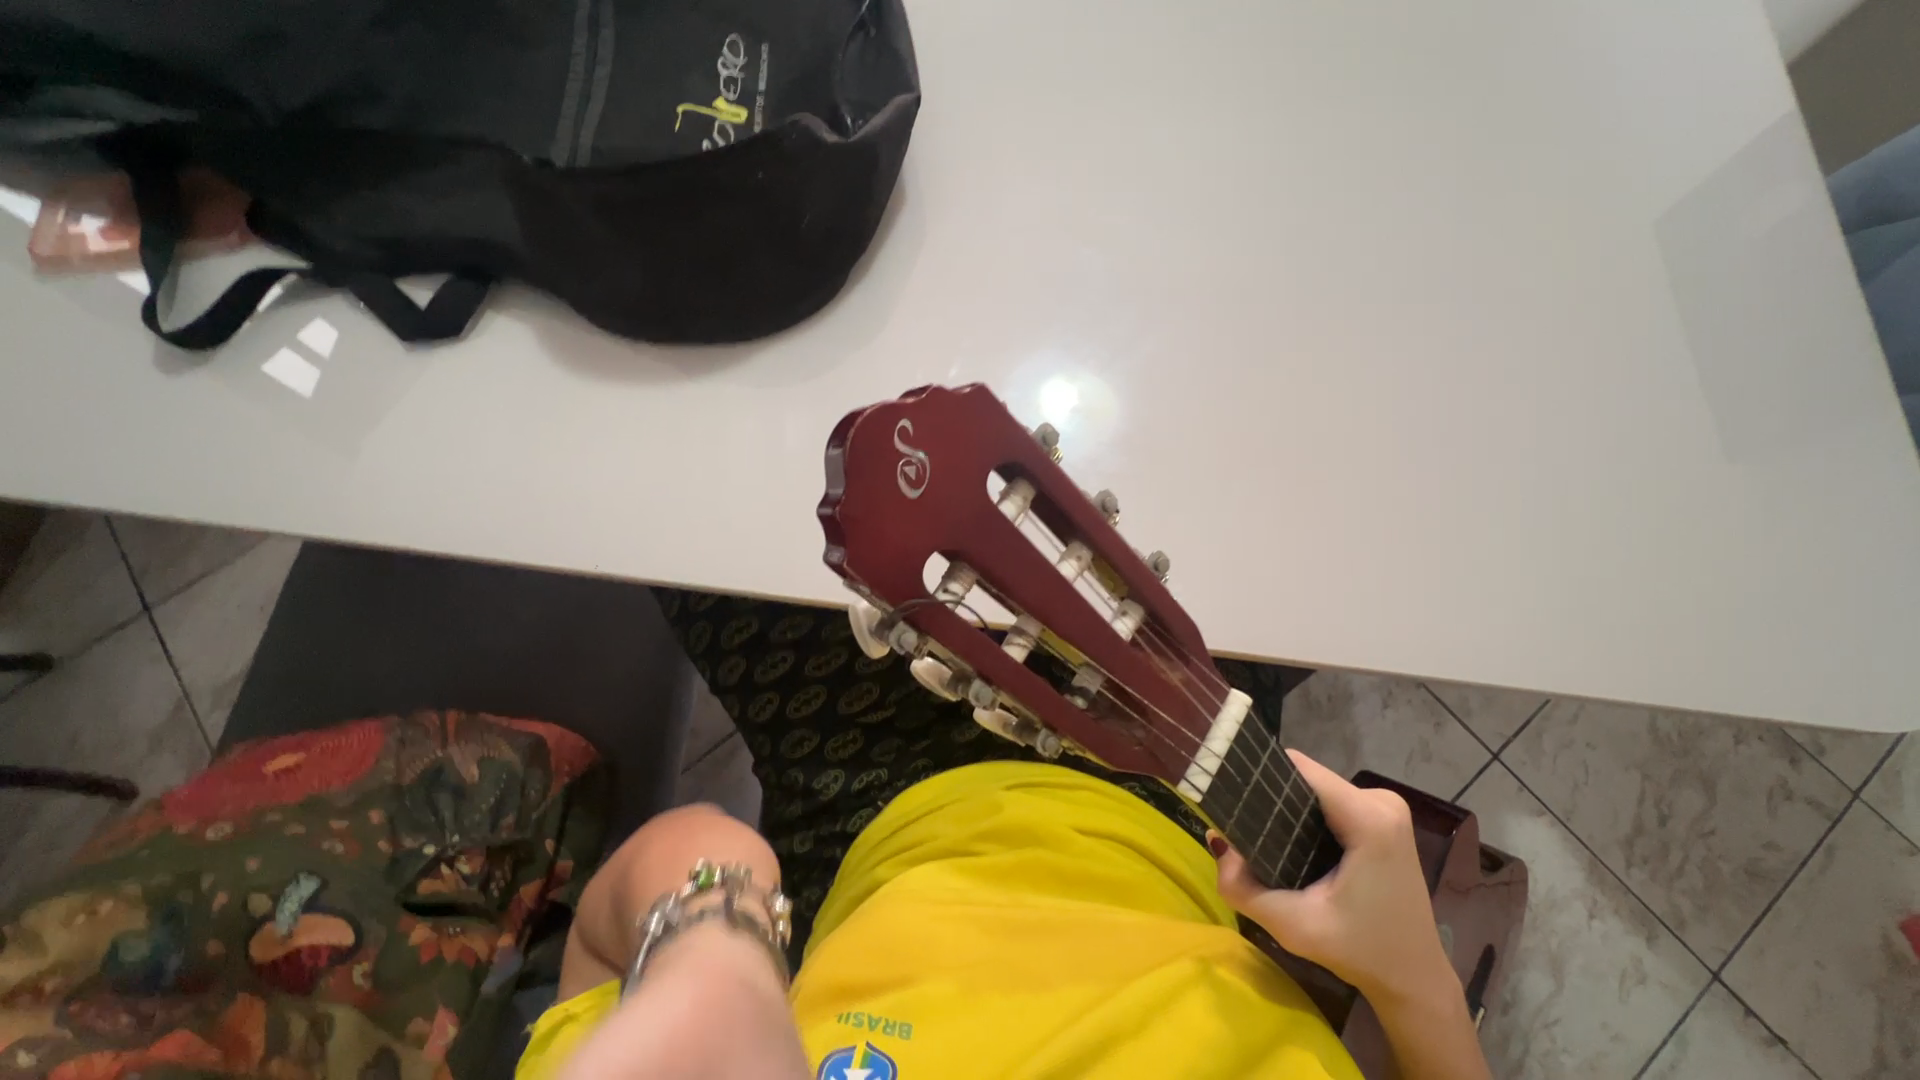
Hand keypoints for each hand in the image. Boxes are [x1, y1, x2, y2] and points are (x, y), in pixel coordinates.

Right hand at [1212, 750, 1456, 1003]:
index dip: (1260, 775)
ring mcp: (1385, 807)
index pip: (1299, 769)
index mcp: (1369, 818)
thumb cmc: (1360, 951)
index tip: (1226, 795)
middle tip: (1236, 828)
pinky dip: (1304, 818)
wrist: (1414, 978)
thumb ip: (1243, 887)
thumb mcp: (1293, 926)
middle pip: (1305, 778)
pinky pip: (1330, 801)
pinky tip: (1288, 844)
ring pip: (1315, 789)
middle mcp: (1381, 801)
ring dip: (1285, 810)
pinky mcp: (1383, 819)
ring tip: (1258, 838)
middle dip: (1269, 799)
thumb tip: (1216, 841)